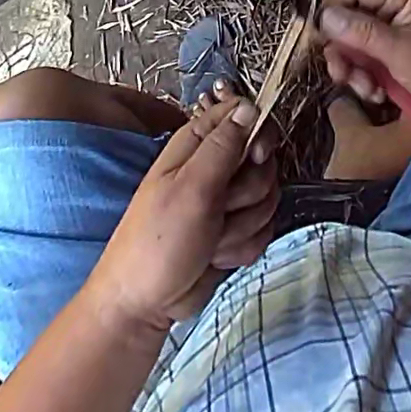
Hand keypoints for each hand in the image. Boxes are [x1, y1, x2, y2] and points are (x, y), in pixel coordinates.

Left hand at [84, 97, 279, 333]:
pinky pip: (263, 227)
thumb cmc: (159, 241)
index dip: (258, 134)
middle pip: (263, 161)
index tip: (255, 157)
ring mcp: (227, 199)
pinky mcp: (235, 228)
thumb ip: (224, 145)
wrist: (143, 305)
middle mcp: (214, 165)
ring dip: (244, 223)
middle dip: (249, 191)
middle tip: (219, 208)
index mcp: (197, 143)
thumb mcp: (191, 187)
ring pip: (267, 196)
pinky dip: (244, 245)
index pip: (245, 115)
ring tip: (212, 238)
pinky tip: (218, 255)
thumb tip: (250, 106)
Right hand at [319, 0, 410, 118]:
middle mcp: (394, 6)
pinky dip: (364, 76)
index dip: (332, 12)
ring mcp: (393, 30)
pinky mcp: (392, 51)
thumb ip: (362, 33)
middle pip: (348, 17)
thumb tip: (324, 16)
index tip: (322, 42)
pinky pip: (365, 58)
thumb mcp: (401, 52)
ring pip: (352, 41)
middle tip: (343, 76)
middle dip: (343, 49)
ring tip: (367, 91)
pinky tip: (376, 93)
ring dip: (353, 68)